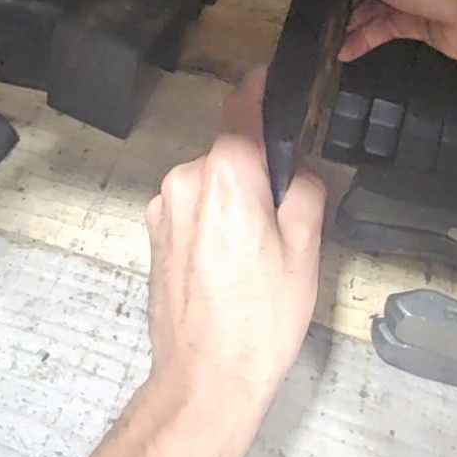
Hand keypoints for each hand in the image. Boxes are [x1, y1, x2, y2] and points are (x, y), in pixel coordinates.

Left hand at [19, 71, 327, 456]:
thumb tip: (294, 170)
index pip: (241, 108)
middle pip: (228, 152)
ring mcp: (162, 206)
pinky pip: (190, 206)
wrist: (204, 379)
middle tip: (282, 213)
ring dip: (231, 197)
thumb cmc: (261, 314)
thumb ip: (303, 190)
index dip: (259, 89)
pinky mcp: (152, 232)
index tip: (271, 77)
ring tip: (253, 251)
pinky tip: (226, 262)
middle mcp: (184, 176)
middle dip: (255, 168)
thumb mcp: (304, 248)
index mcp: (224, 170)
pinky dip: (210, 217)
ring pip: (209, 181)